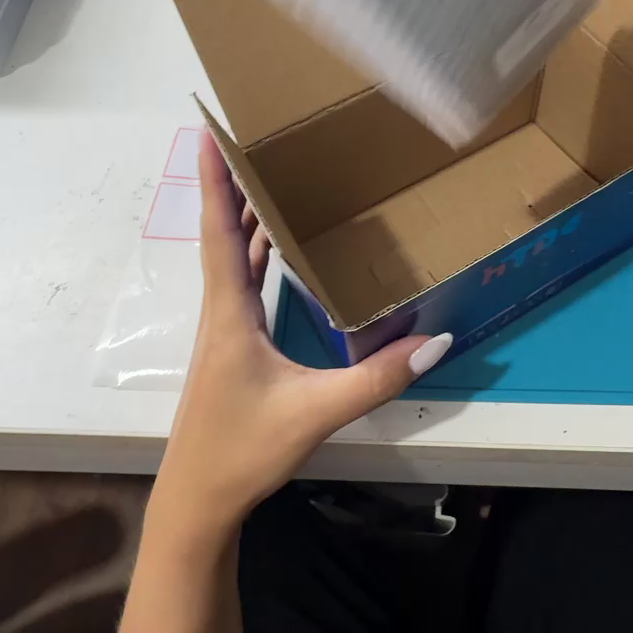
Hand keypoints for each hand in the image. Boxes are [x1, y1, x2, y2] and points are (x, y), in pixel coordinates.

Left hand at [148, 131, 453, 536]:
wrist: (196, 501)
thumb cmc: (242, 450)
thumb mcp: (316, 413)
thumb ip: (377, 378)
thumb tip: (436, 340)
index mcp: (230, 313)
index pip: (220, 231)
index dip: (214, 181)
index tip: (208, 132)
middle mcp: (221, 310)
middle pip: (225, 232)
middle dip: (235, 183)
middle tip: (255, 140)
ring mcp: (224, 329)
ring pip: (234, 256)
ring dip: (246, 216)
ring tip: (271, 177)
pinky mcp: (233, 345)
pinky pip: (243, 282)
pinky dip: (257, 252)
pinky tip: (279, 246)